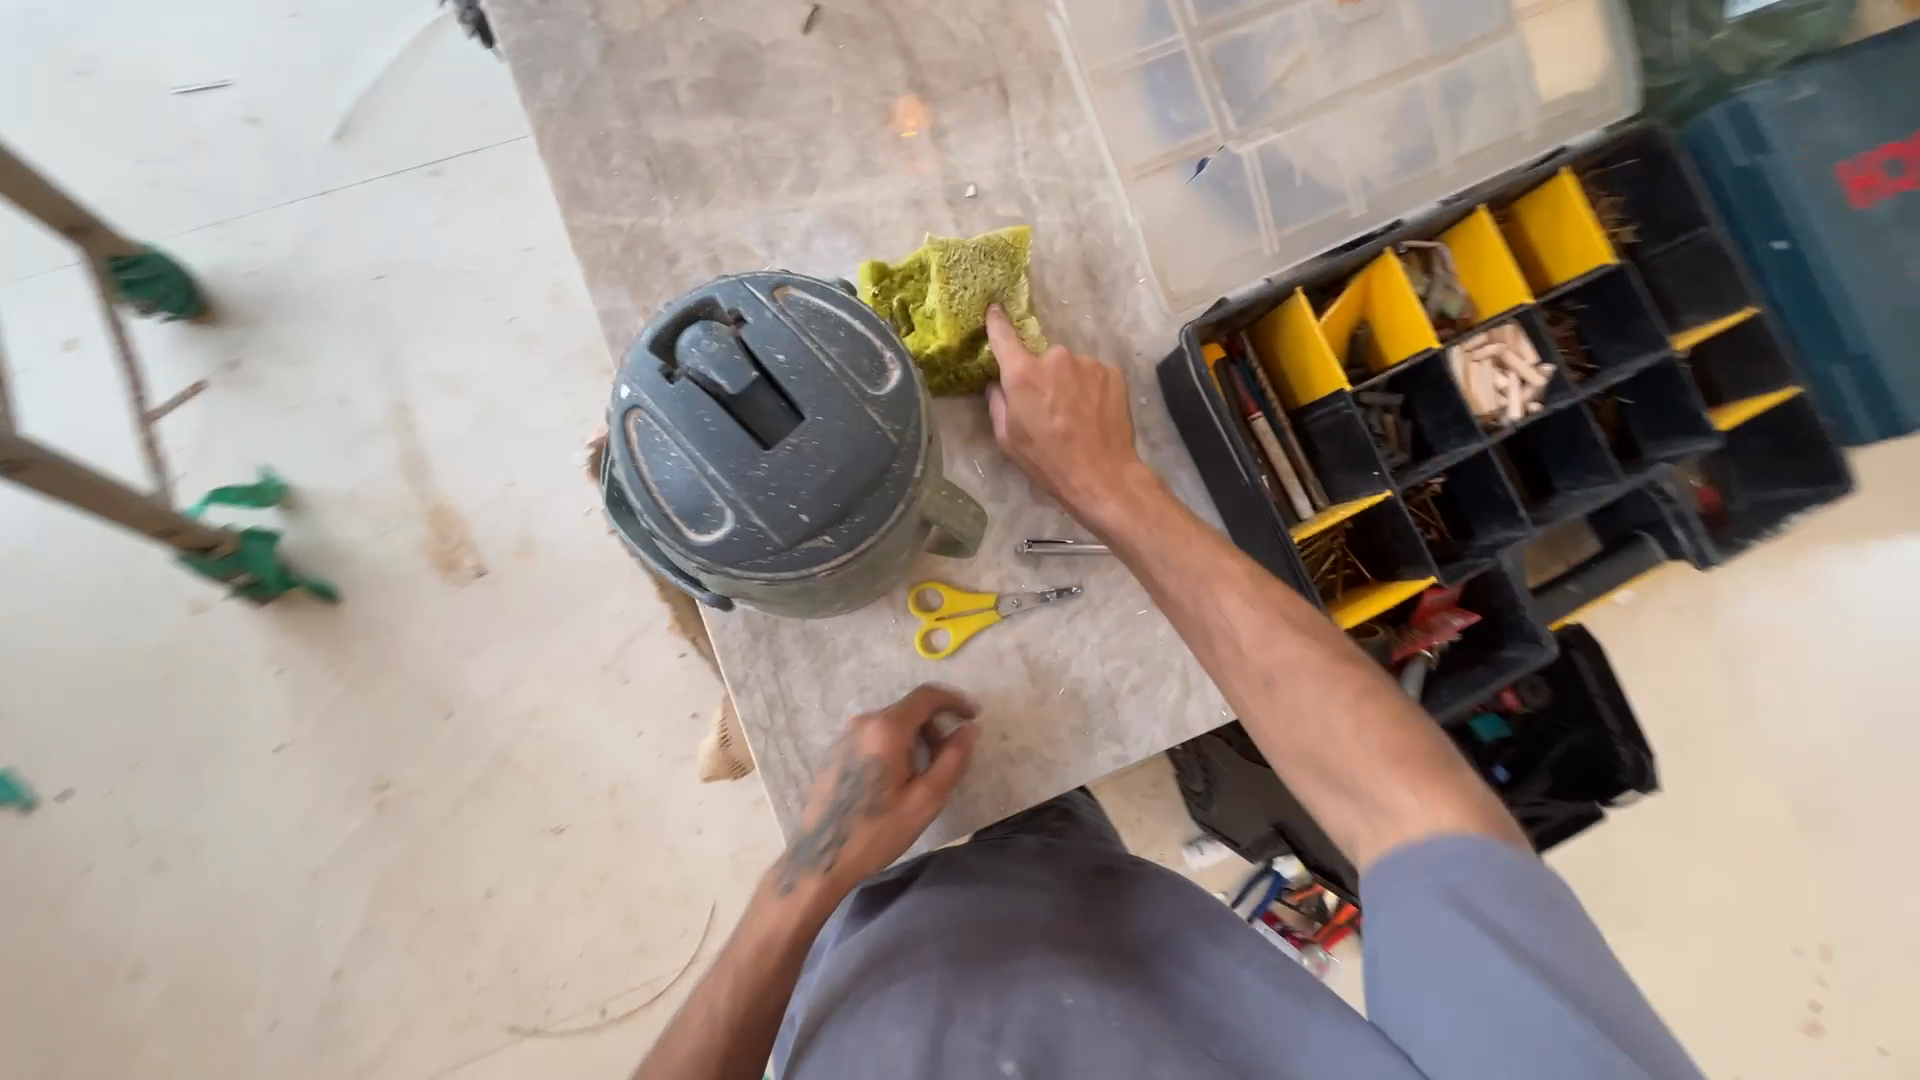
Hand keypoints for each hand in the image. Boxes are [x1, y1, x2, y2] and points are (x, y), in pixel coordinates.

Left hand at [769, 684, 979, 903]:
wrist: (821, 859)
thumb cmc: (877, 831)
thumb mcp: (926, 800)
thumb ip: (952, 759)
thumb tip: (968, 730)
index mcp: (887, 728)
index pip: (927, 695)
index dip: (955, 701)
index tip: (973, 716)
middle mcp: (864, 722)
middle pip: (910, 710)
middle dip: (935, 728)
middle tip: (946, 762)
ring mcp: (846, 735)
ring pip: (892, 724)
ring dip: (915, 740)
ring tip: (920, 778)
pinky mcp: (836, 750)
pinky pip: (875, 736)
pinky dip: (894, 746)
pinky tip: (894, 782)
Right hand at [985, 305, 1152, 531]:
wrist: (1102, 475)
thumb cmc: (1047, 462)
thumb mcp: (1007, 439)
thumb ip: (998, 403)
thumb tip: (998, 384)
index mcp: (1023, 374)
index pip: (1003, 337)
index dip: (996, 323)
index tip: (994, 310)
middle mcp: (1055, 358)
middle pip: (1042, 361)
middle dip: (1043, 379)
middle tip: (1049, 411)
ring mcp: (1087, 363)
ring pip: (1070, 368)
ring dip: (1069, 385)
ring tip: (1076, 417)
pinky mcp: (1112, 372)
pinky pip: (1093, 375)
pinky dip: (1091, 390)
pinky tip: (1094, 415)